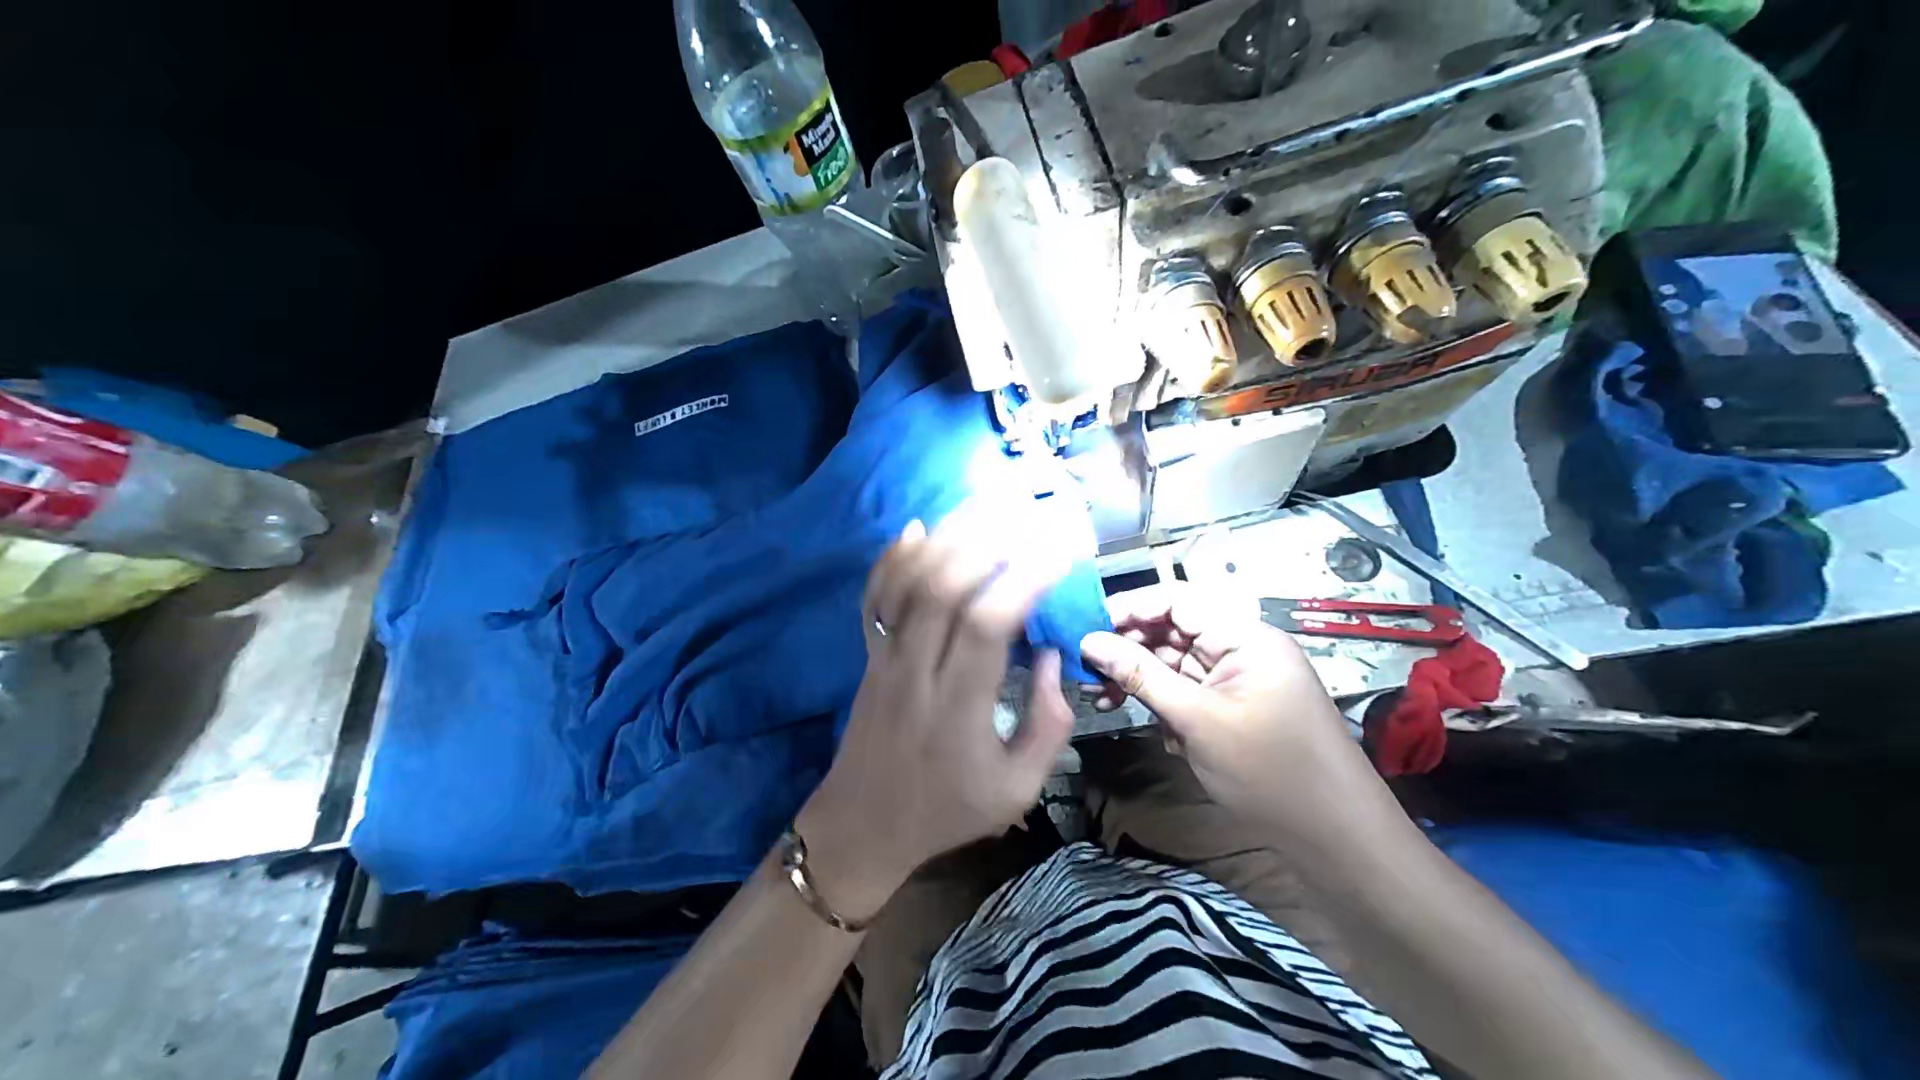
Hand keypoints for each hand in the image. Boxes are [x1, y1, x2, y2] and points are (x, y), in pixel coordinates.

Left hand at [797, 511, 1075, 921]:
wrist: (865, 825)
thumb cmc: (948, 810)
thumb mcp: (1017, 790)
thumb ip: (1048, 724)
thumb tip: (1051, 655)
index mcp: (958, 710)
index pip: (985, 627)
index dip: (1021, 582)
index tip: (1056, 553)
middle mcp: (915, 673)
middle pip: (942, 589)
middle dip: (986, 543)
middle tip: (1026, 516)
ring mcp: (884, 659)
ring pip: (909, 585)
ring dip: (947, 539)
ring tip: (985, 506)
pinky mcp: (868, 655)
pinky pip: (874, 598)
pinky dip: (892, 558)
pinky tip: (918, 527)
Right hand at [1078, 584, 1387, 846]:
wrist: (1331, 834)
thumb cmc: (1270, 770)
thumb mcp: (1196, 720)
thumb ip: (1140, 675)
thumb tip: (1088, 641)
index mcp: (1244, 635)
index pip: (1178, 600)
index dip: (1129, 608)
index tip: (1085, 625)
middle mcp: (1238, 647)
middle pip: (1170, 629)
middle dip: (1125, 646)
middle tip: (1082, 666)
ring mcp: (1231, 677)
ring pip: (1169, 660)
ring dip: (1133, 675)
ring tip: (1096, 693)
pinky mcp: (1224, 704)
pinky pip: (1180, 688)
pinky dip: (1152, 696)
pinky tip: (1123, 709)